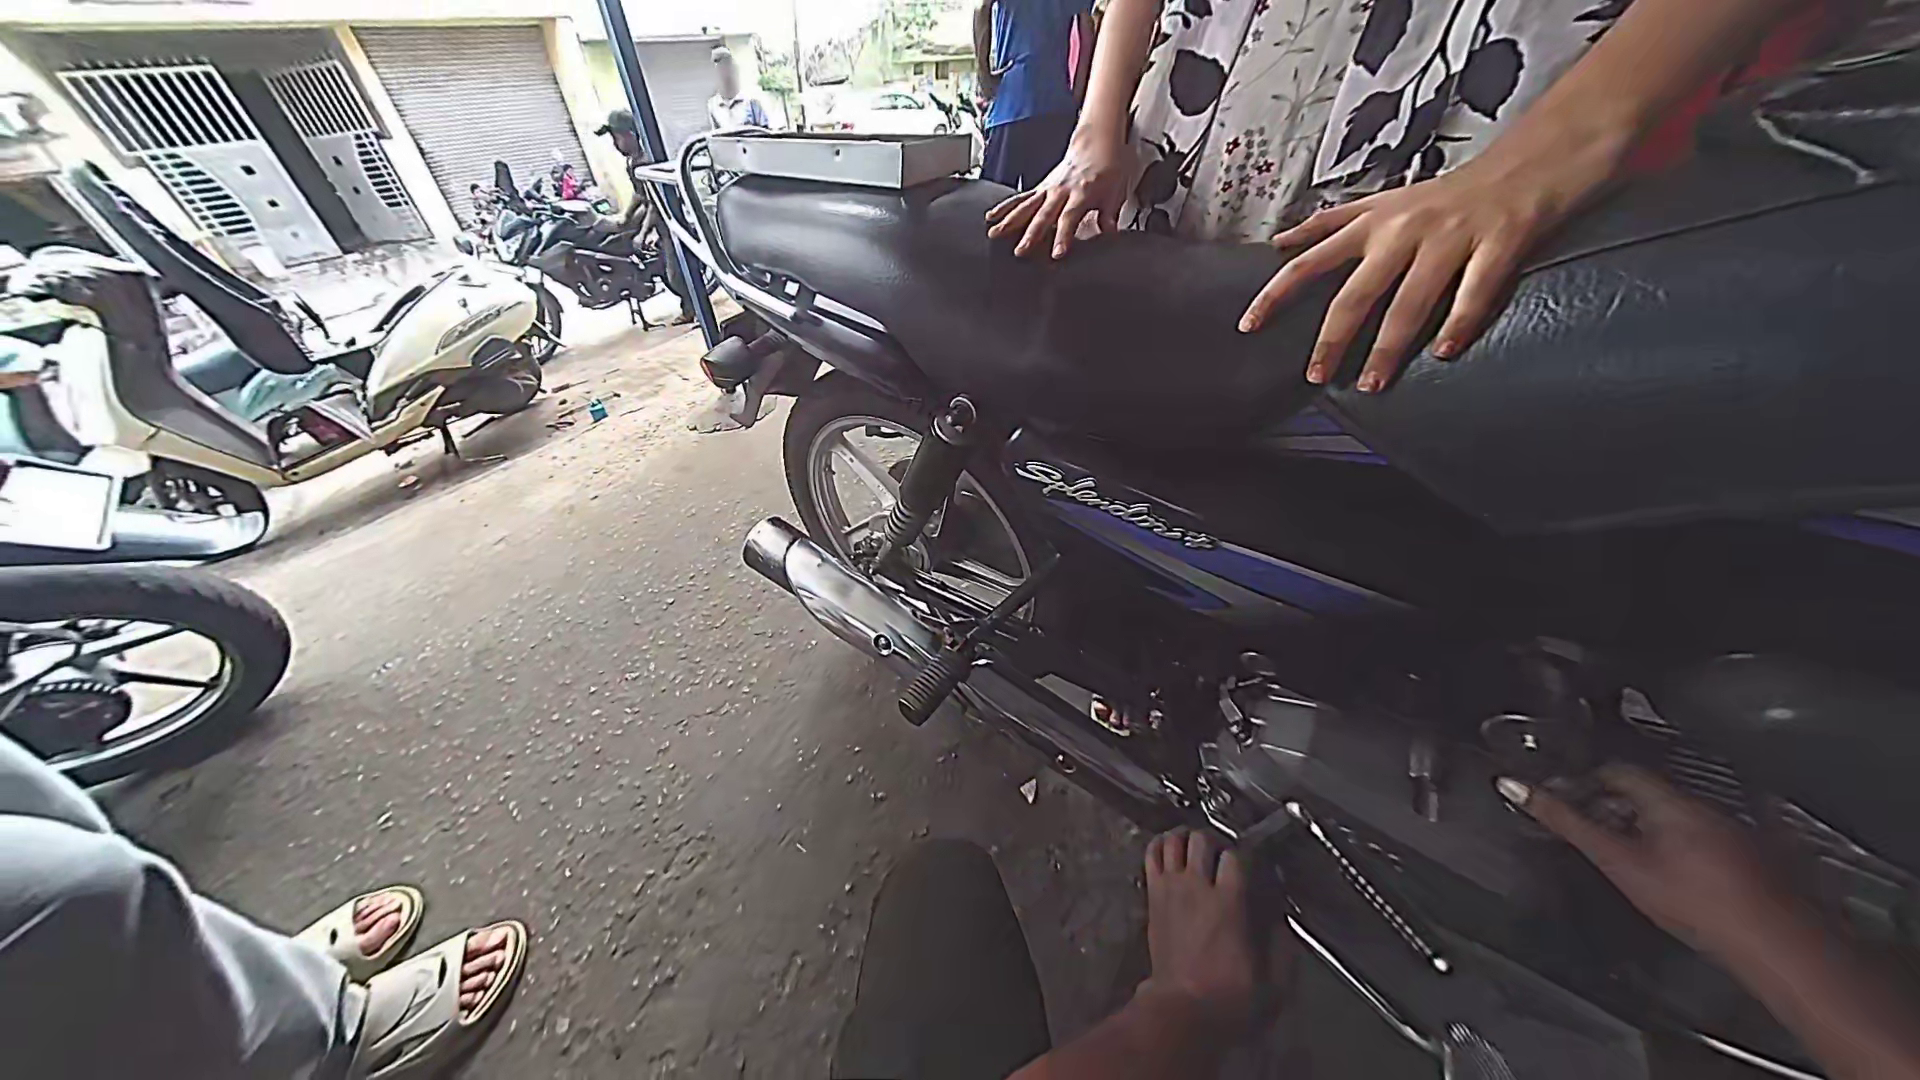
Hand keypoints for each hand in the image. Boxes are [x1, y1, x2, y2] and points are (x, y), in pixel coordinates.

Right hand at [985, 131, 1131, 258]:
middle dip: (1031, 234)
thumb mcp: (1115, 193)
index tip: (1057, 254)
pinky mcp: (1040, 188)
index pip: (1069, 218)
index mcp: (1080, 194)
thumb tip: (1110, 233)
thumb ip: (1109, 216)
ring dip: (1010, 221)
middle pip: (1043, 215)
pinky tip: (991, 217)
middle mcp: (1061, 191)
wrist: (1097, 143)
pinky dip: (1005, 207)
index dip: (1063, 236)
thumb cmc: (1107, 169)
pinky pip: (1020, 198)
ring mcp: (1047, 189)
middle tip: (1020, 251)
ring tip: (994, 234)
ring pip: (1026, 206)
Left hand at [1138, 829, 1266, 1033]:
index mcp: (1228, 904)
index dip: (1245, 853)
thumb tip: (1282, 922)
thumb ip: (1283, 949)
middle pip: (1201, 839)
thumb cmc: (1229, 999)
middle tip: (1222, 853)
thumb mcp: (1273, 984)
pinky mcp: (1153, 894)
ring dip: (1186, 837)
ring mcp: (1170, 887)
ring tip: (1196, 847)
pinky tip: (1171, 849)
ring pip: (1174, 840)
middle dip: (1214, 840)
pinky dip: (1160, 844)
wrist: (1182, 1009)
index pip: (1236, 857)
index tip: (1253, 863)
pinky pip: (1151, 854)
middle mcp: (1196, 887)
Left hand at [1239, 145, 1616, 391]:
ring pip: (1409, 302)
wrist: (1539, 155)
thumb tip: (1279, 243)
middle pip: (1354, 294)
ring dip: (1387, 349)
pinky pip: (1475, 291)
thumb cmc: (1449, 191)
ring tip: (1371, 383)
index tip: (1248, 326)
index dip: (1275, 295)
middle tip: (1316, 375)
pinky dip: (1459, 324)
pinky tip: (1443, 353)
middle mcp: (1404, 231)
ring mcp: (1453, 236)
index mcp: (1372, 224)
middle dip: (1332, 340)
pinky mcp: (1502, 239)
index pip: (1308, 262)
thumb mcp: (1381, 201)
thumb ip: (1328, 224)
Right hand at [1502, 765, 1803, 960]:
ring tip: (1625, 852)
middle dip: (1613, 804)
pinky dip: (1679, 846)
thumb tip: (1512, 786)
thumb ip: (1561, 819)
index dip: (1586, 779)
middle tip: (1589, 825)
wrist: (1780, 952)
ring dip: (1646, 825)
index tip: (1567, 794)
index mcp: (1671, 801)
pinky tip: (1671, 872)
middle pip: (1647, 792)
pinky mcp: (1760, 861)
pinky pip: (1705, 838)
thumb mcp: (1613, 858)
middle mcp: (1708, 810)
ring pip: (1677, 816)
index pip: (1617, 770)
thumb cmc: (1696, 902)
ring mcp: (1739, 835)